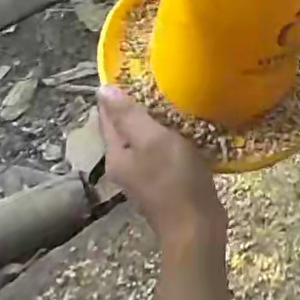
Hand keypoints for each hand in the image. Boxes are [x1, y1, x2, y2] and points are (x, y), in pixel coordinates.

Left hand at [97, 86, 224, 247]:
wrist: (196, 228)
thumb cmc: (174, 179)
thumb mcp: (152, 140)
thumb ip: (128, 115)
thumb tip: (102, 90)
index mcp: (115, 155)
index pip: (106, 116)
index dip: (114, 94)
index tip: (131, 72)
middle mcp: (123, 166)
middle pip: (123, 129)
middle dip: (134, 106)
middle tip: (154, 82)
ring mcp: (143, 177)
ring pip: (142, 141)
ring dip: (152, 122)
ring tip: (170, 101)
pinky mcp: (163, 184)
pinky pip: (159, 153)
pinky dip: (167, 138)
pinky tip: (183, 131)